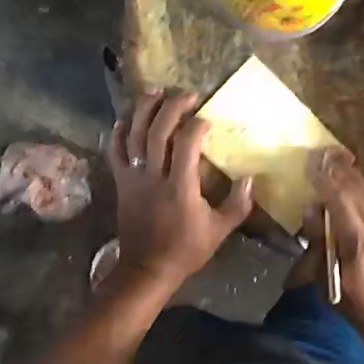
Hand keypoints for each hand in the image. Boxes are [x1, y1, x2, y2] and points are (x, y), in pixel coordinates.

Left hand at [106, 90, 253, 294]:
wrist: (146, 270)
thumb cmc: (187, 249)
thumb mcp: (220, 230)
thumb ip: (237, 203)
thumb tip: (249, 178)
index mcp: (180, 188)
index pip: (186, 145)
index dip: (196, 127)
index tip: (208, 120)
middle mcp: (153, 177)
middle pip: (157, 133)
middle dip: (171, 109)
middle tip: (187, 95)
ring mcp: (133, 179)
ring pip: (133, 136)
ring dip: (144, 111)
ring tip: (156, 92)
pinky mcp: (121, 183)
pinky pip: (115, 152)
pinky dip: (119, 132)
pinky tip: (128, 118)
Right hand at [306, 149, 363, 334]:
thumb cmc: (349, 298)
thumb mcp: (325, 274)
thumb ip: (319, 239)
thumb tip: (311, 208)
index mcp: (358, 237)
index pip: (340, 198)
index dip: (325, 178)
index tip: (310, 161)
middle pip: (357, 188)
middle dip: (338, 169)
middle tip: (321, 152)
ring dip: (352, 174)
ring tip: (336, 159)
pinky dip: (362, 185)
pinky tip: (353, 179)